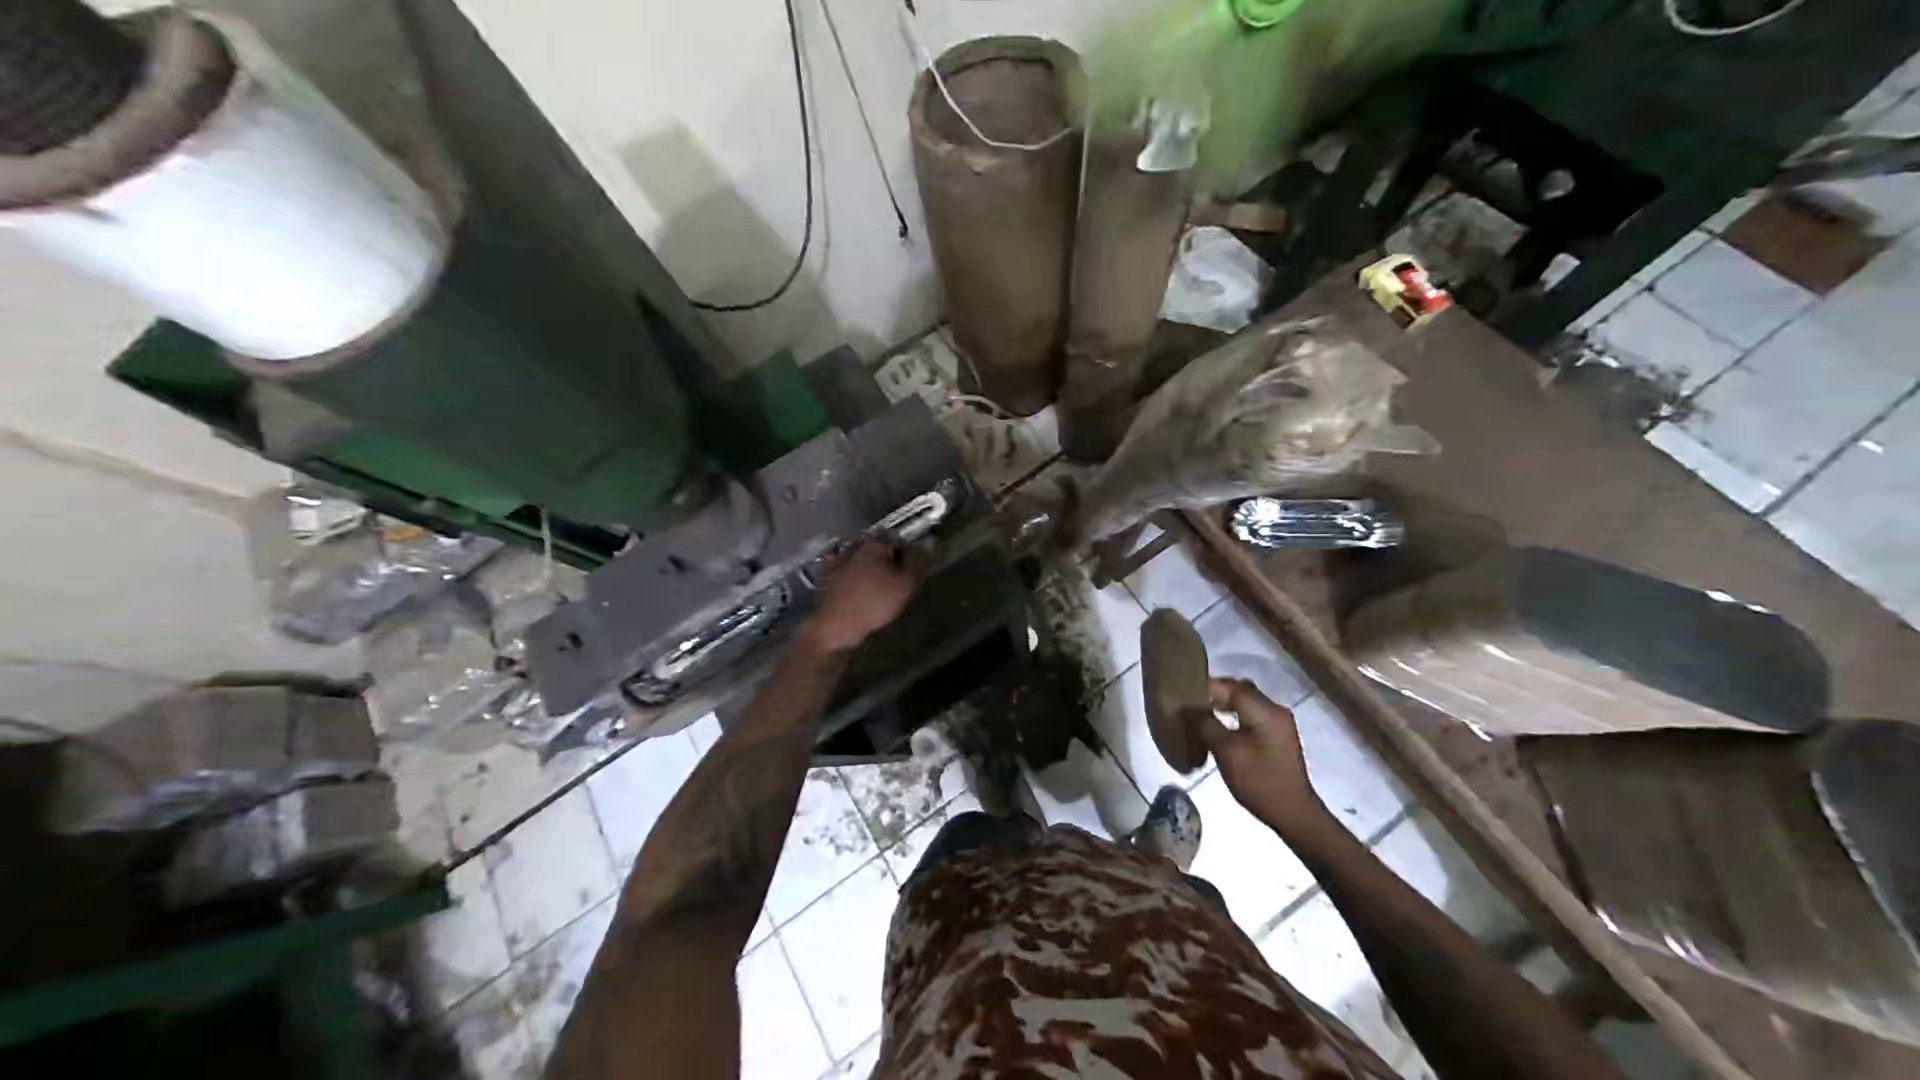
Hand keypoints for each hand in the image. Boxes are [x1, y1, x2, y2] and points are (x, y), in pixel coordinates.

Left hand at [799, 541, 926, 654]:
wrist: (831, 628)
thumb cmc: (872, 604)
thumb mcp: (905, 584)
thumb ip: (918, 561)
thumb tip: (929, 541)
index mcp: (872, 543)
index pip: (895, 536)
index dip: (907, 549)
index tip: (913, 567)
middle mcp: (852, 547)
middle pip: (876, 547)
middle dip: (887, 559)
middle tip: (898, 580)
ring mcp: (835, 564)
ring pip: (860, 561)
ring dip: (870, 571)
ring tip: (880, 591)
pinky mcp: (825, 582)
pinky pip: (847, 576)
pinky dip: (855, 582)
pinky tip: (861, 597)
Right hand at [1200, 678, 1332, 833]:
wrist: (1293, 813)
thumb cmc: (1259, 782)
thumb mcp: (1227, 753)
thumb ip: (1207, 725)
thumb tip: (1191, 710)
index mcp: (1266, 712)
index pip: (1233, 687)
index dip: (1208, 687)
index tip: (1185, 694)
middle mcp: (1276, 711)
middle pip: (1241, 690)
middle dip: (1215, 693)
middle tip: (1191, 703)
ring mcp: (1279, 723)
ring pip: (1246, 702)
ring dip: (1224, 704)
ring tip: (1201, 714)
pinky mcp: (1277, 736)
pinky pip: (1251, 714)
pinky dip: (1234, 715)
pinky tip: (1219, 726)